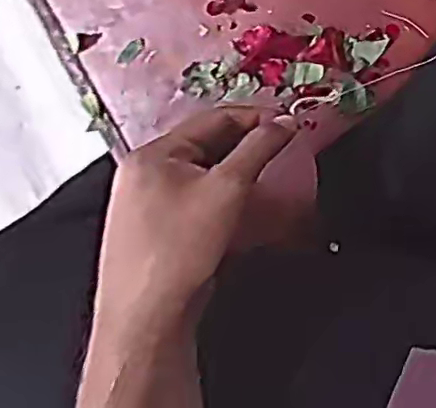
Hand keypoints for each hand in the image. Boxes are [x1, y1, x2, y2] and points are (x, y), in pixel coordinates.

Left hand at [93, 107, 295, 331]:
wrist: (147, 318)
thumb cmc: (179, 247)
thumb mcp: (230, 186)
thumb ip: (262, 144)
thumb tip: (286, 120)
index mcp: (152, 155)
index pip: (217, 117)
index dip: (259, 116)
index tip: (291, 122)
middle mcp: (144, 172)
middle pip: (213, 140)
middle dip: (252, 142)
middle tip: (285, 145)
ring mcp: (148, 199)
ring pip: (210, 166)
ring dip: (243, 166)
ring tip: (271, 171)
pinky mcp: (159, 223)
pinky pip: (202, 189)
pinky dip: (229, 188)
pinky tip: (247, 198)